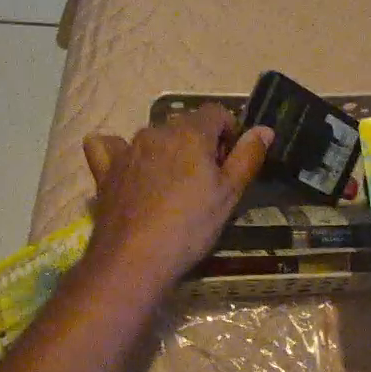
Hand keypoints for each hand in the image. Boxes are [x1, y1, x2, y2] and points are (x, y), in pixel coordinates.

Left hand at [80, 104, 272, 297]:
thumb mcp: (229, 194)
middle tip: (207, 182)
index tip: (230, 163)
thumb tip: (264, 129)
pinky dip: (119, 151)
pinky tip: (128, 168)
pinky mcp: (105, 169)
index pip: (217, 112)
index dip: (229, 133)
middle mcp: (157, 131)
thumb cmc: (191, 226)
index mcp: (191, 132)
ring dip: (168, 151)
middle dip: (200, 144)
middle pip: (185, 125)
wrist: (135, 259)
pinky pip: (109, 146)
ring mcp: (128, 149)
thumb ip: (248, 157)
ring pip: (154, 137)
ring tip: (173, 188)